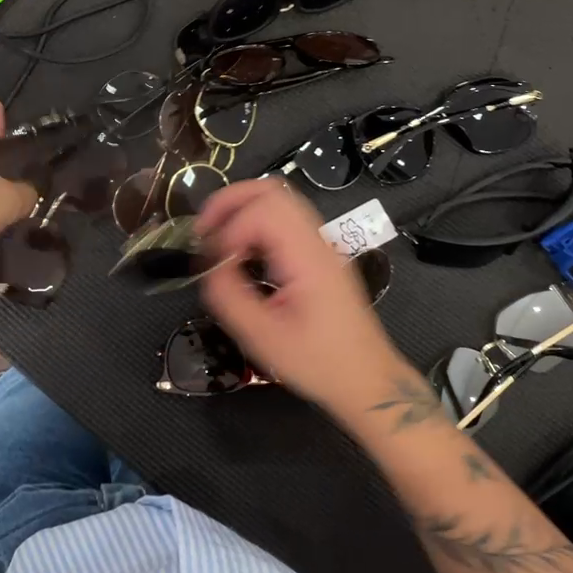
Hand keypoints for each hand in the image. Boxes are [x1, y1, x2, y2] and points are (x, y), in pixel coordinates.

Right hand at [198, 179, 403, 420]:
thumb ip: (229, 297)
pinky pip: (283, 220)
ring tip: (218, 239)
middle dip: (230, 202)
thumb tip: (208, 267)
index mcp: (308, 258)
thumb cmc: (319, 364)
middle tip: (204, 230)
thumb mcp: (264, 338)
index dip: (229, 228)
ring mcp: (320, 244)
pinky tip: (241, 252)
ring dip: (241, 210)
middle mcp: (317, 241)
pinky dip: (254, 223)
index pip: (263, 212)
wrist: (368, 380)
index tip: (212, 260)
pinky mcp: (317, 254)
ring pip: (277, 200)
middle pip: (271, 191)